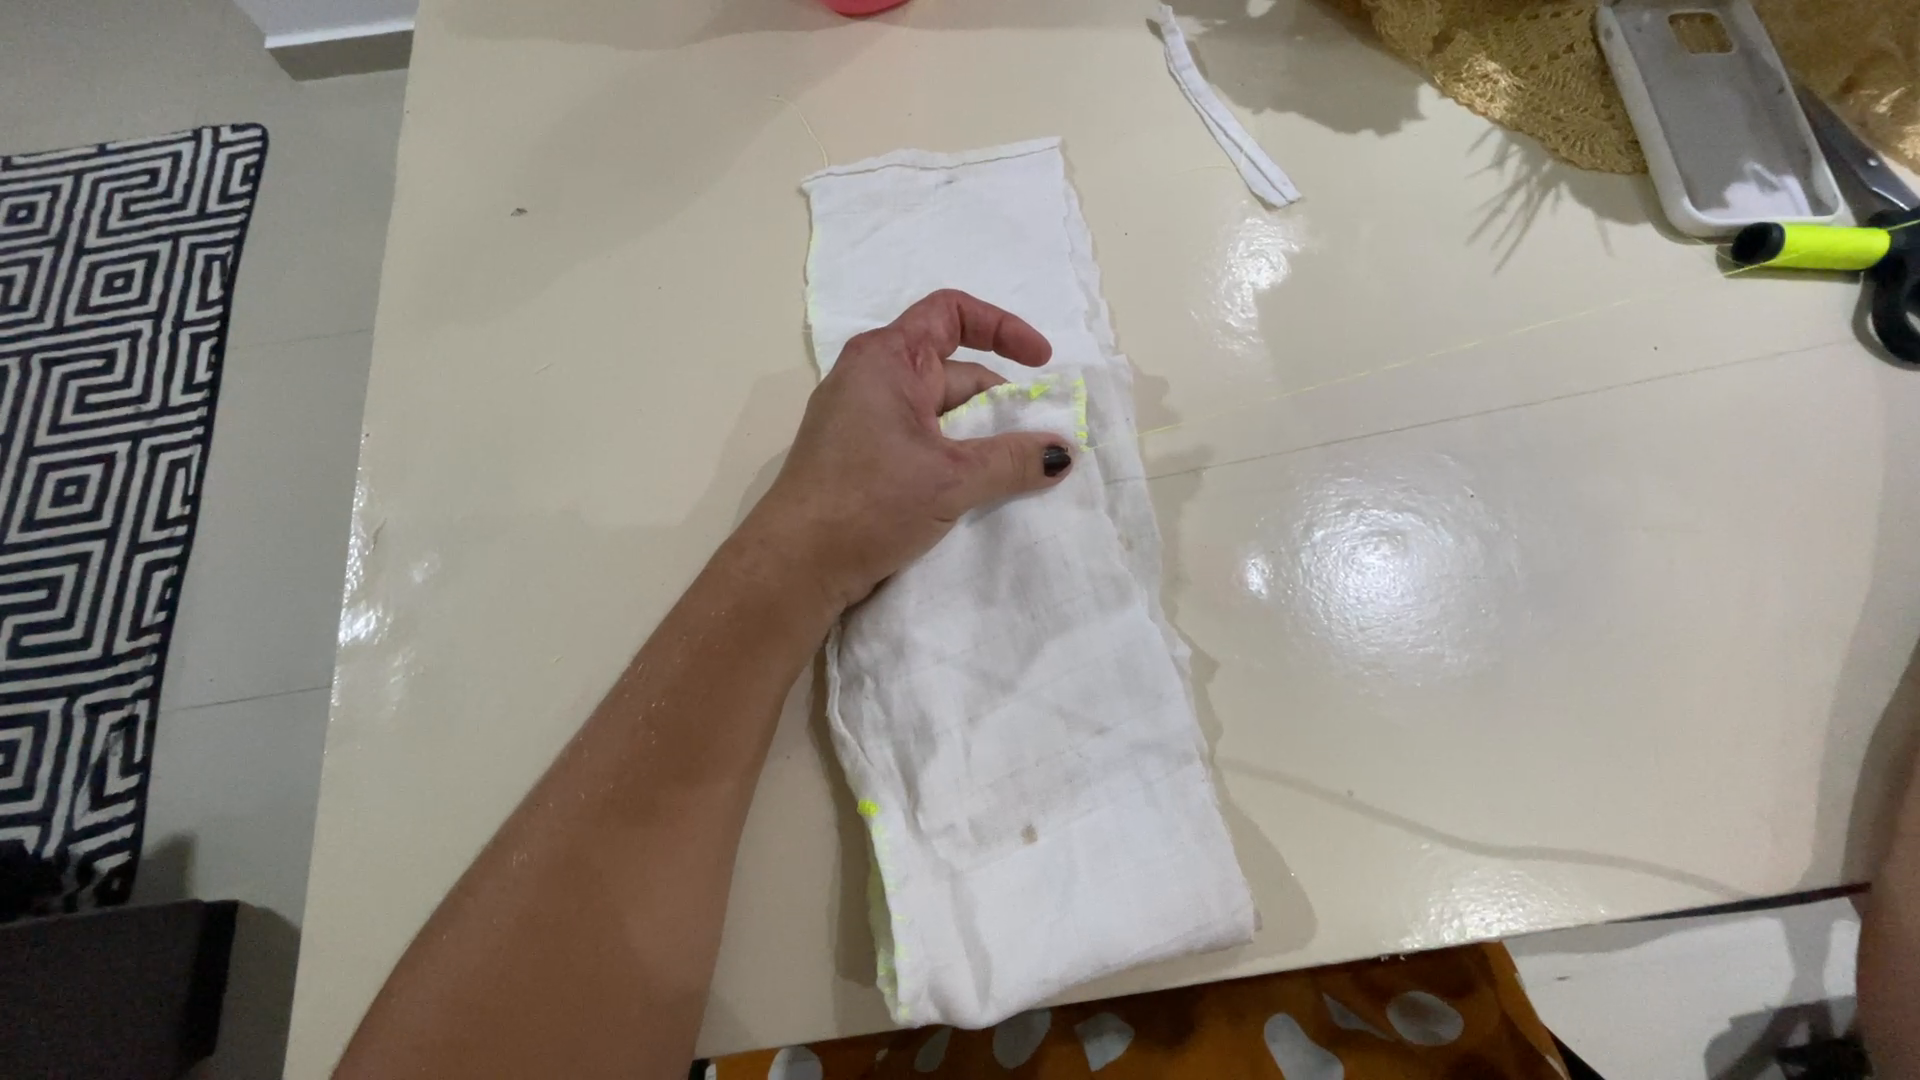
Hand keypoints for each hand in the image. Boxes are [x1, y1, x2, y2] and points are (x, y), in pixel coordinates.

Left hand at [743, 289, 1074, 612]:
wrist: (796, 565)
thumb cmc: (868, 502)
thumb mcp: (951, 478)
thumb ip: (1013, 460)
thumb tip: (1063, 453)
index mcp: (887, 359)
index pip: (952, 313)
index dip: (1003, 327)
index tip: (1042, 363)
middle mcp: (872, 379)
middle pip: (953, 371)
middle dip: (999, 402)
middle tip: (1037, 443)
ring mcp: (864, 421)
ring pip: (939, 413)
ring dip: (979, 436)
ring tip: (1017, 471)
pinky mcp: (863, 459)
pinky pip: (922, 442)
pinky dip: (955, 456)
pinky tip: (979, 488)